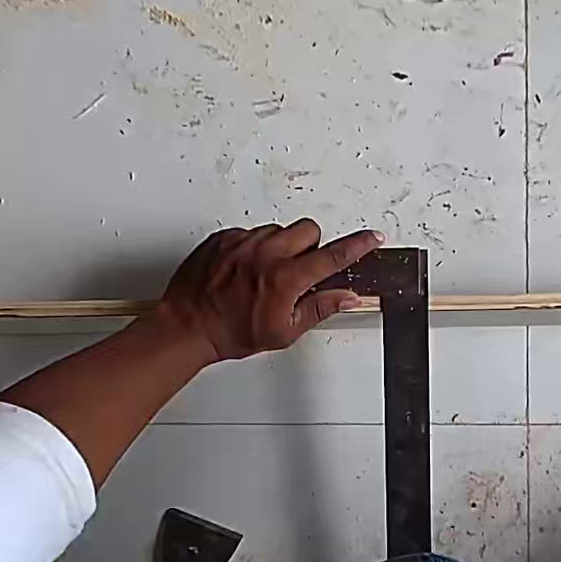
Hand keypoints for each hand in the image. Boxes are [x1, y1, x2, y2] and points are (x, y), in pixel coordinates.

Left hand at [144, 219, 383, 363]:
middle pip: (308, 230)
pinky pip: (250, 231)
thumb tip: (346, 297)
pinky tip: (245, 270)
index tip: (372, 237)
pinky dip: (254, 246)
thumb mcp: (284, 331)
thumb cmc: (231, 332)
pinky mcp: (223, 238)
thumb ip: (319, 308)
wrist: (188, 326)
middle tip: (297, 271)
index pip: (333, 256)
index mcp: (284, 279)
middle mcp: (265, 254)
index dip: (357, 246)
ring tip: (265, 274)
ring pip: (278, 229)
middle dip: (310, 247)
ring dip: (281, 247)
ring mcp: (242, 243)